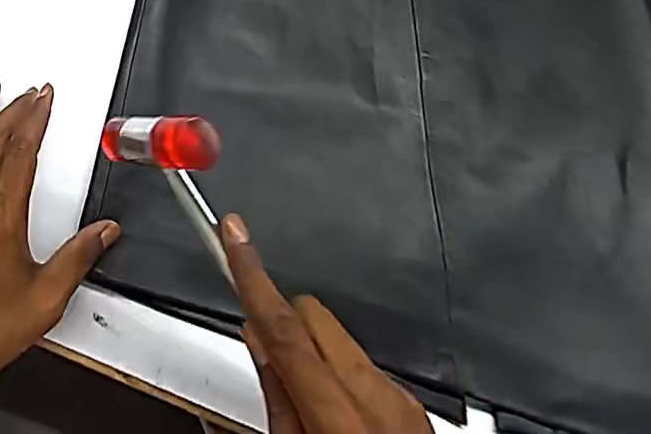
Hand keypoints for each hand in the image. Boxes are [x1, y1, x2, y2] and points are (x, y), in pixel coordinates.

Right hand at [222, 214, 431, 433]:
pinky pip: (362, 365)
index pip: (287, 328)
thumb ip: (277, 399)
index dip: (253, 275)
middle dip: (282, 319)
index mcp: (344, 421)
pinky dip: (336, 371)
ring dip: (310, 350)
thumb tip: (257, 337)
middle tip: (264, 357)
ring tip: (302, 402)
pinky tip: (333, 415)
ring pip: (337, 337)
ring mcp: (403, 403)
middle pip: (313, 314)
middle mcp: (380, 400)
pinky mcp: (415, 408)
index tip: (235, 234)